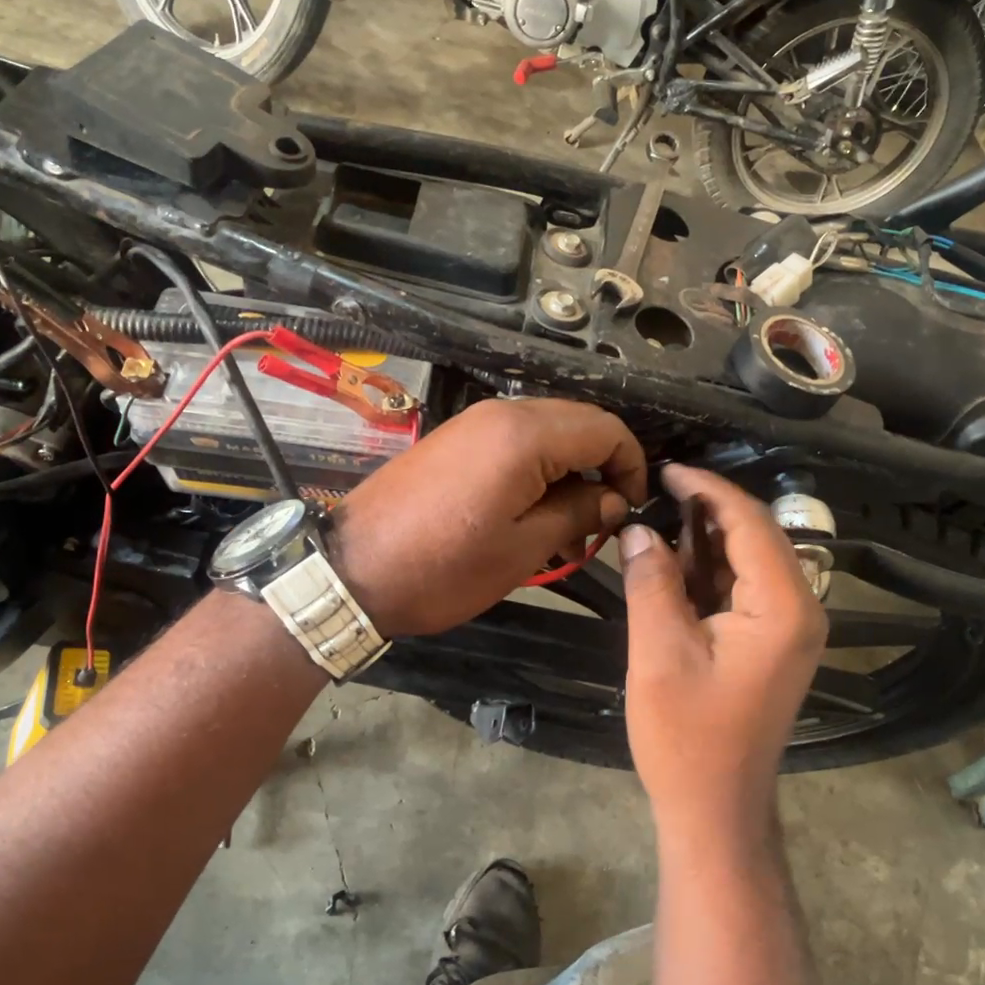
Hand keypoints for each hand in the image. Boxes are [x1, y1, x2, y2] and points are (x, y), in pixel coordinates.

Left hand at [329, 398, 646, 636]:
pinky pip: (515, 442)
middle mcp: (502, 413)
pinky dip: (538, 471)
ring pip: (549, 433)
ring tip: (572, 530)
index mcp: (525, 435)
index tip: (633, 508)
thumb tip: (615, 499)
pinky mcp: (456, 439)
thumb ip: (580, 513)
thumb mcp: (523, 548)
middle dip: (603, 468)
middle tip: (606, 522)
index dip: (632, 465)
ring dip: (570, 473)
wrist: (351, 571)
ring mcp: (475, 422)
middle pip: (579, 424)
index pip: (607, 429)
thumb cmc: (443, 567)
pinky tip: (536, 514)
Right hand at [620, 465, 827, 833]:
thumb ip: (651, 582)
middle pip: (756, 536)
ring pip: (749, 559)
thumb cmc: (687, 738)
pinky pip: (744, 586)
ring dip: (707, 535)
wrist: (715, 810)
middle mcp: (799, 609)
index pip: (750, 523)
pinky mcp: (771, 642)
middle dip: (707, 507)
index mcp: (784, 607)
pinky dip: (710, 567)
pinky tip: (674, 553)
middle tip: (656, 485)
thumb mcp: (660, 653)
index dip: (707, 489)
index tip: (666, 469)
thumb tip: (637, 528)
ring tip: (658, 509)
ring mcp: (788, 628)